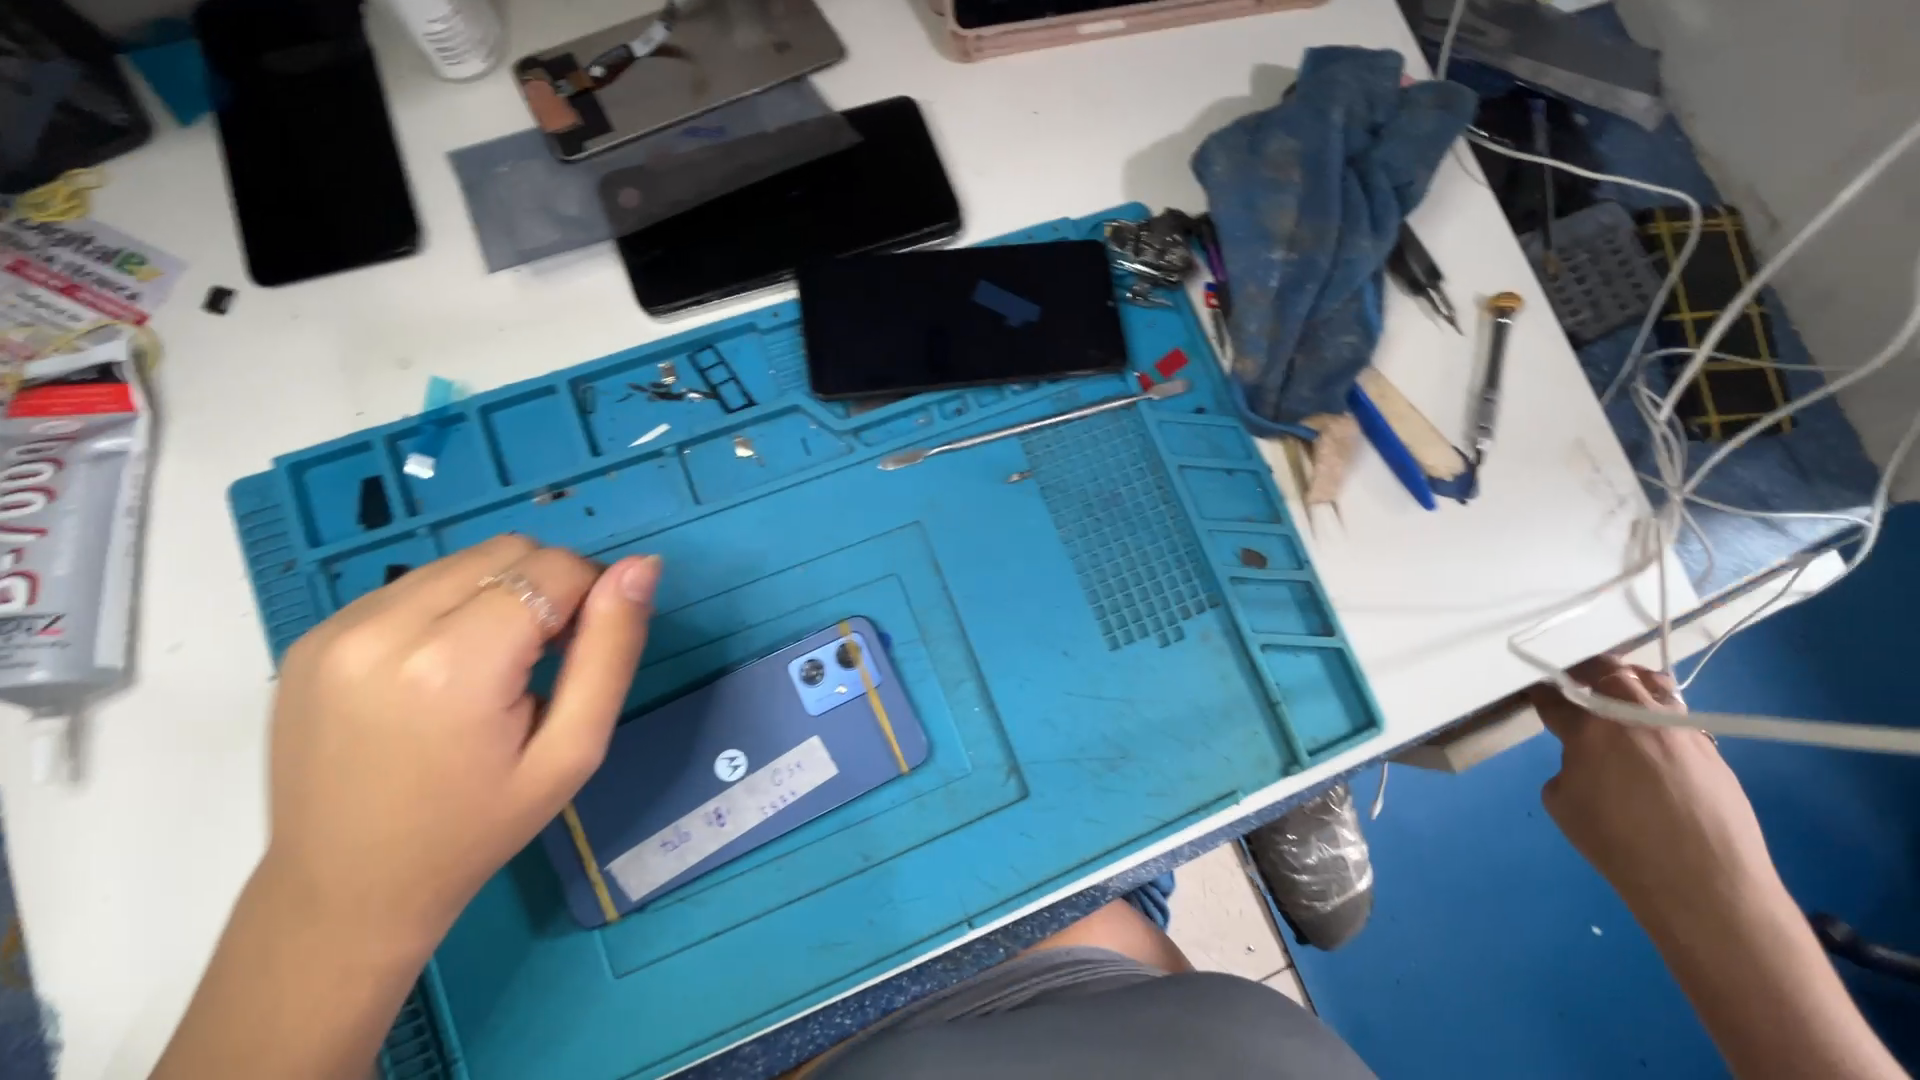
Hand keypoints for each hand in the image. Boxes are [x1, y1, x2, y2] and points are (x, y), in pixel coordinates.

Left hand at [263, 535, 660, 958]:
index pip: (555, 568)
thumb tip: (643, 566)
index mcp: (456, 664)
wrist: (346, 889)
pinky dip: (447, 607)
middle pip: (508, 551)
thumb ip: (612, 651)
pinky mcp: (312, 636)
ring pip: (460, 560)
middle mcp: (386, 628)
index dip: (590, 597)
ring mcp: (337, 628)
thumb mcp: (572, 752)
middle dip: (546, 588)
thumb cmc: (477, 829)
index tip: (578, 654)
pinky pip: (411, 585)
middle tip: (540, 661)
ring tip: (489, 669)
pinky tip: (439, 671)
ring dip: (496, 593)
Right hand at [1531, 656, 1779, 925]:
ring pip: (1652, 684)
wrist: (1704, 881)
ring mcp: (1679, 730)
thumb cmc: (1619, 845)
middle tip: (1574, 679)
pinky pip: (1677, 716)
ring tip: (1619, 693)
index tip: (1535, 691)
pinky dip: (1657, 713)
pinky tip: (1652, 736)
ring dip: (1629, 681)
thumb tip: (1586, 759)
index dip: (1540, 693)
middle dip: (1585, 670)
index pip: (1554, 699)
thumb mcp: (1563, 804)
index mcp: (1589, 731)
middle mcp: (1635, 718)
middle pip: (1608, 672)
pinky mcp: (1711, 748)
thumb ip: (1568, 766)